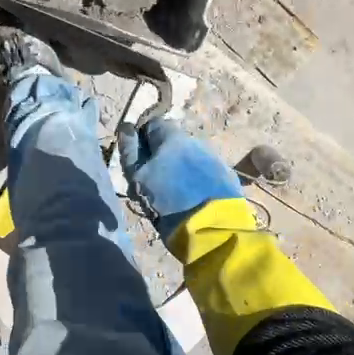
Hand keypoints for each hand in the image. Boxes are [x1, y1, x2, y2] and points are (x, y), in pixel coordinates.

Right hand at [118, 117, 245, 241]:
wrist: (212, 230)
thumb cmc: (168, 202)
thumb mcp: (138, 177)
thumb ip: (129, 149)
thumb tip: (126, 127)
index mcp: (172, 137)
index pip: (152, 124)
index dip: (142, 139)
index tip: (140, 159)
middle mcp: (195, 140)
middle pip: (172, 140)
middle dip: (162, 153)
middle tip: (155, 177)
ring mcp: (213, 157)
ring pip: (189, 155)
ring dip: (180, 165)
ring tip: (176, 189)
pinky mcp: (227, 175)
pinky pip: (204, 169)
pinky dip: (196, 177)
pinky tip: (193, 195)